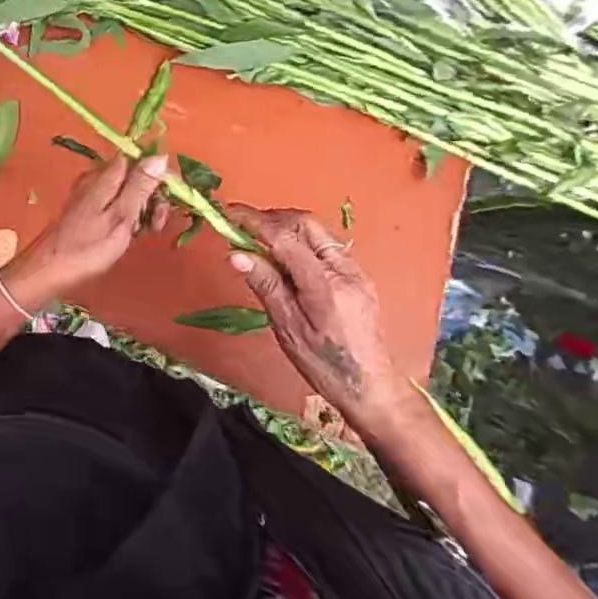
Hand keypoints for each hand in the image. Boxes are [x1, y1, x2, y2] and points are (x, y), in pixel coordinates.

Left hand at [4, 154, 168, 308]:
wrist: (48, 269)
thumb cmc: (88, 248)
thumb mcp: (122, 216)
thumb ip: (140, 185)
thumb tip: (160, 156)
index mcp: (105, 176)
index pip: (141, 159)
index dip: (158, 177)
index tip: (165, 200)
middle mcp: (95, 178)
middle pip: (134, 175)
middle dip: (151, 196)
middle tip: (155, 225)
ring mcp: (88, 193)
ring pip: (125, 191)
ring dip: (140, 209)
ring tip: (140, 234)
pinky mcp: (84, 209)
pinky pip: (113, 203)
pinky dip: (125, 216)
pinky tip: (126, 234)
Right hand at [223, 206, 412, 429]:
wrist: (370, 386)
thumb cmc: (323, 364)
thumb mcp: (287, 327)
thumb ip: (265, 285)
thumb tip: (236, 254)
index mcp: (325, 285)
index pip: (284, 238)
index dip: (253, 221)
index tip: (227, 212)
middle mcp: (345, 270)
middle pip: (305, 224)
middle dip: (271, 218)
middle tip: (241, 225)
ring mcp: (355, 271)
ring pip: (316, 231)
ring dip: (285, 227)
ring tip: (256, 240)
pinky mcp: (356, 276)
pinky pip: (324, 245)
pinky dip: (298, 240)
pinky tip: (281, 256)